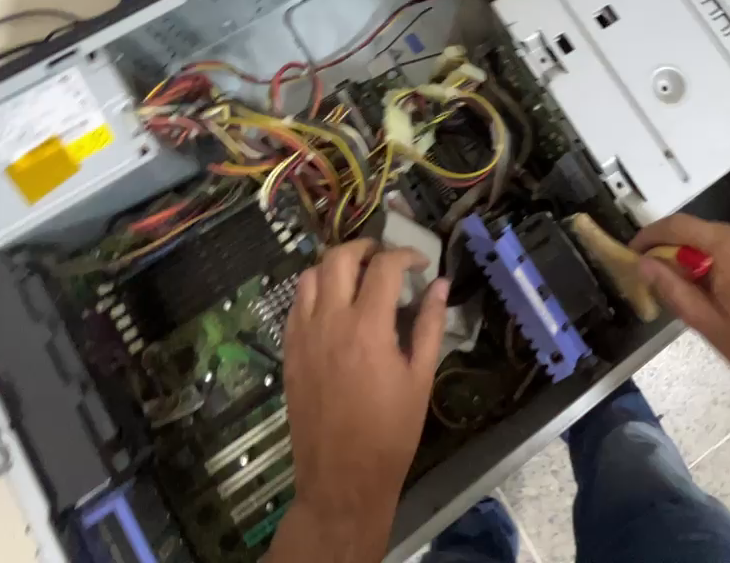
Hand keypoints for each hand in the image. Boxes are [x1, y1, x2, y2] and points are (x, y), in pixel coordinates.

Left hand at [276, 240, 448, 560]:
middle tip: (387, 259)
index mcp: (368, 327)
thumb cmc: (391, 432)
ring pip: (311, 274)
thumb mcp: (421, 377)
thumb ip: (429, 325)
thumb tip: (440, 284)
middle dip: (367, 247)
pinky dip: (316, 291)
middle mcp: (330, 321)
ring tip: (359, 277)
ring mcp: (304, 335)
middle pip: (340, 257)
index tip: (421, 264)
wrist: (342, 480)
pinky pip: (297, 304)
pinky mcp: (290, 352)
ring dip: (337, 265)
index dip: (407, 255)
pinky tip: (336, 306)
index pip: (385, 266)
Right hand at [632, 215, 729, 424]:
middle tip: (666, 289)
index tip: (633, 254)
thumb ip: (677, 292)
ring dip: (709, 264)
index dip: (651, 237)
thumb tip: (646, 266)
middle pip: (707, 234)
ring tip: (704, 304)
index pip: (680, 226)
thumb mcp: (716, 332)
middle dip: (681, 256)